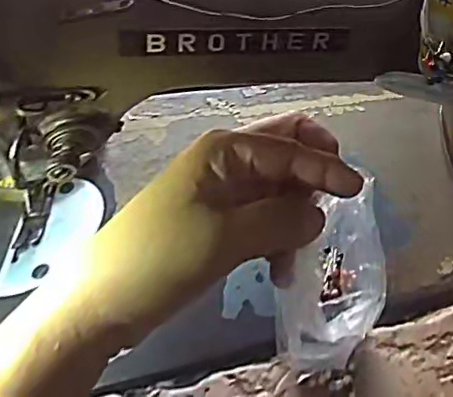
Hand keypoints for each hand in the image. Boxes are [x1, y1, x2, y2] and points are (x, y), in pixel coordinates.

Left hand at [92, 112, 364, 335]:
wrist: (97, 306)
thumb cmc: (156, 258)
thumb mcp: (222, 238)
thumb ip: (278, 220)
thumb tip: (319, 214)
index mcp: (225, 149)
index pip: (289, 148)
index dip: (325, 166)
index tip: (356, 188)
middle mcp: (228, 160)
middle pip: (286, 154)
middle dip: (312, 178)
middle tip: (332, 204)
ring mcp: (223, 191)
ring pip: (278, 189)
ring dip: (295, 215)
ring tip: (296, 255)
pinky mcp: (219, 220)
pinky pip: (263, 216)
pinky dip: (278, 235)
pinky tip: (279, 266)